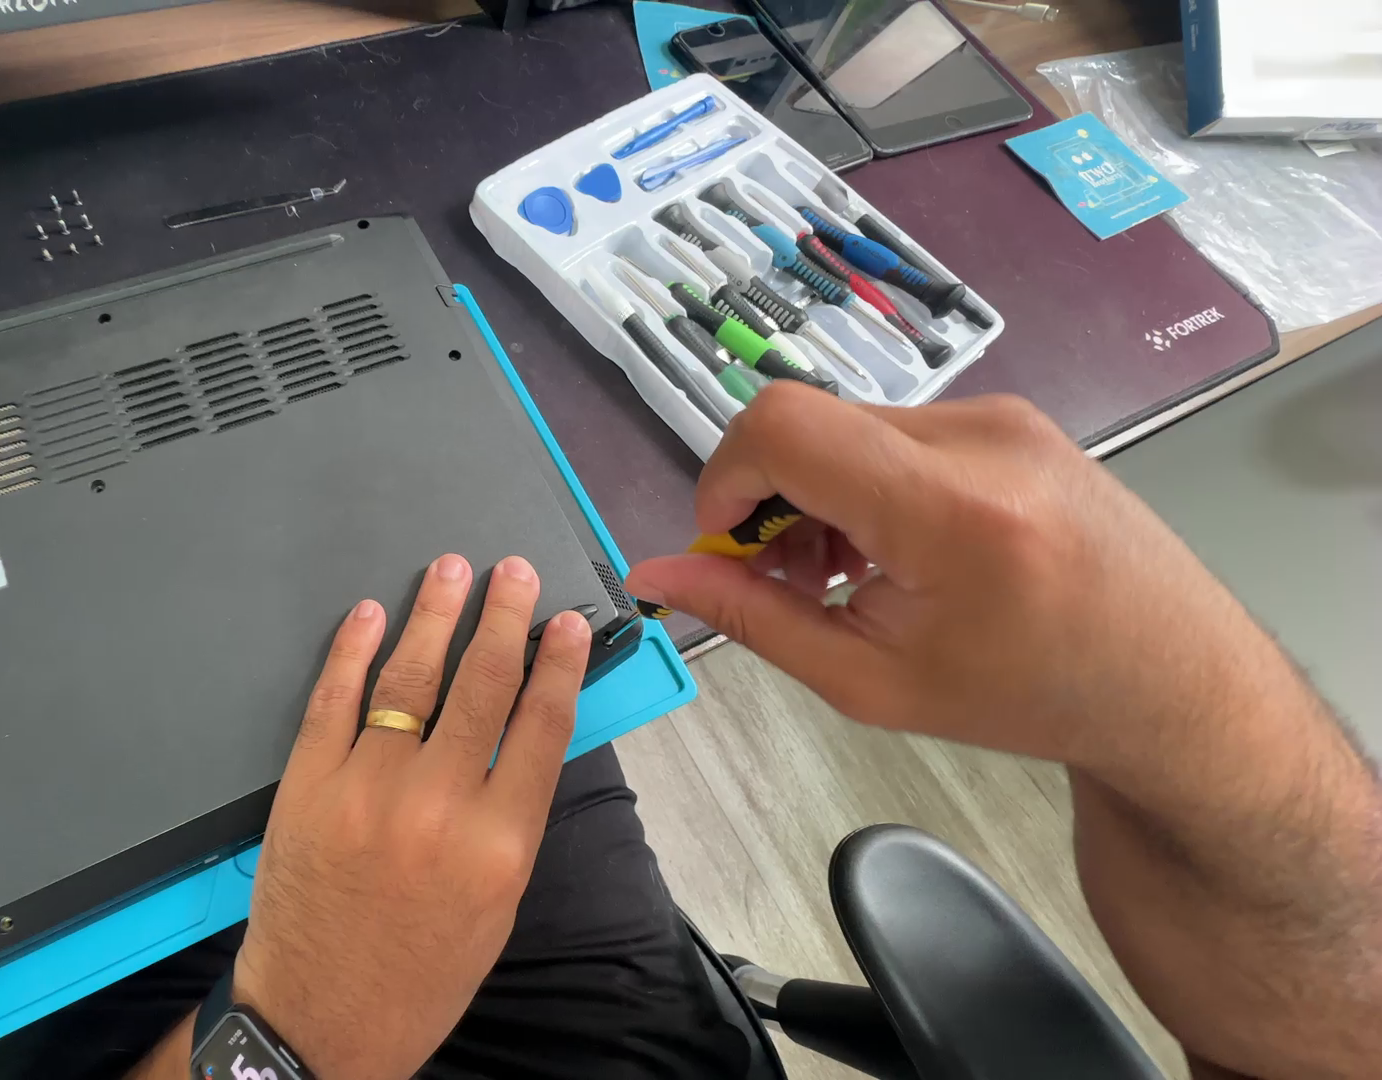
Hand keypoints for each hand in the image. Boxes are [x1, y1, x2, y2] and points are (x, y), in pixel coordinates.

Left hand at [231, 554, 591, 1079]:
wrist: (323, 1016)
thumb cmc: (425, 967)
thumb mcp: (497, 900)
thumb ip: (511, 811)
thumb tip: (523, 723)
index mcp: (499, 843)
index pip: (541, 726)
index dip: (558, 664)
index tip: (565, 622)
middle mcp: (437, 805)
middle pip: (480, 686)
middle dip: (502, 619)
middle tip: (513, 572)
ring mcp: (366, 789)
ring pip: (409, 680)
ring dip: (434, 617)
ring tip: (451, 570)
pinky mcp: (307, 784)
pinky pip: (333, 701)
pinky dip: (352, 651)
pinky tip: (370, 614)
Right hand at [623, 384, 1296, 775]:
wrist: (1180, 686)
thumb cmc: (1019, 699)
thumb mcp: (862, 679)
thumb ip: (746, 616)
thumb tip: (651, 572)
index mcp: (948, 510)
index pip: (783, 428)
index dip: (724, 478)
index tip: (728, 545)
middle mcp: (976, 436)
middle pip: (801, 424)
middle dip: (761, 497)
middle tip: (783, 575)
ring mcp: (997, 416)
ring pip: (836, 426)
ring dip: (805, 493)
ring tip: (835, 569)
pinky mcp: (1003, 418)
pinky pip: (881, 431)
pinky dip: (849, 483)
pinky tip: (877, 545)